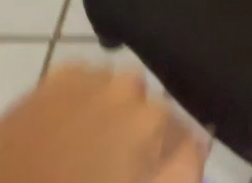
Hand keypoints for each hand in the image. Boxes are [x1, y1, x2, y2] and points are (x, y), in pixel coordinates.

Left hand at [0, 64, 206, 182]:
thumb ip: (180, 170)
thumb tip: (198, 141)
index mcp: (153, 120)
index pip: (184, 134)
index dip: (167, 161)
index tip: (146, 175)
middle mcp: (127, 87)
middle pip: (151, 111)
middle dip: (138, 139)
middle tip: (110, 173)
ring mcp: (88, 77)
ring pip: (118, 96)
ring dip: (110, 120)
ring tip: (82, 159)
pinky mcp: (53, 79)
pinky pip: (85, 86)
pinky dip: (81, 107)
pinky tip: (62, 139)